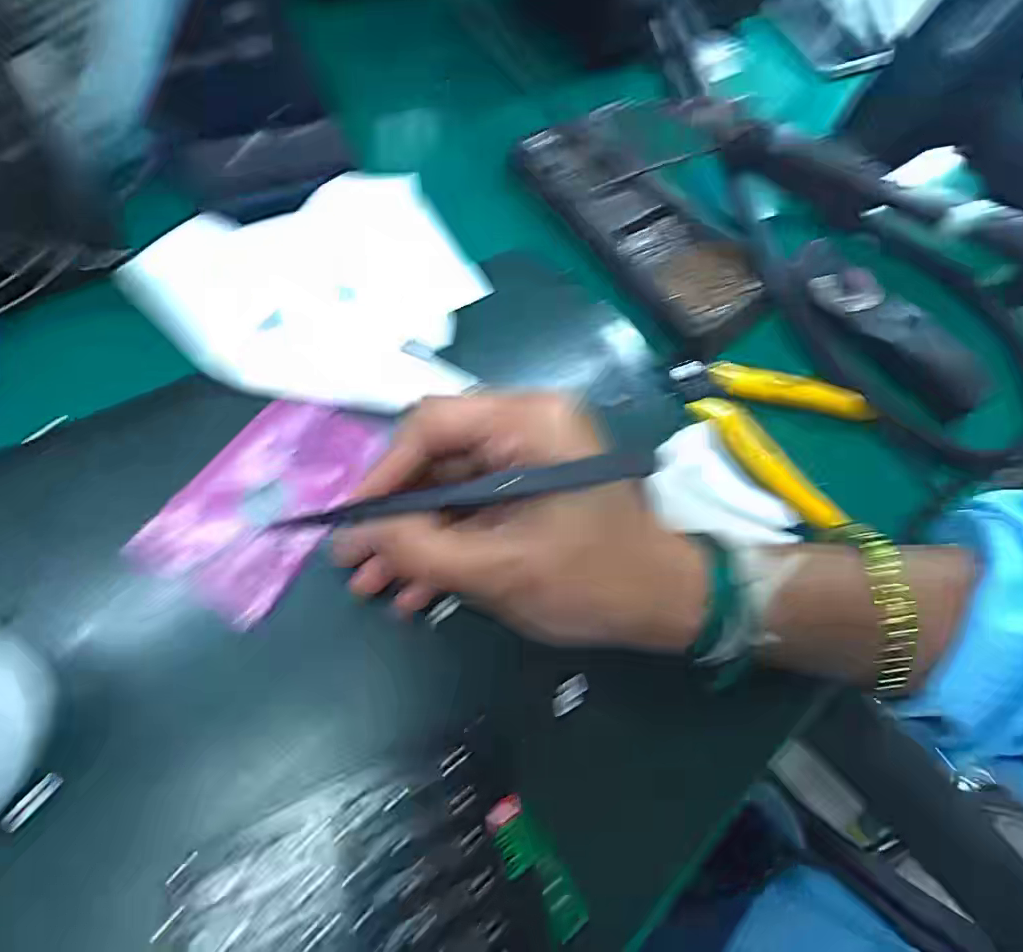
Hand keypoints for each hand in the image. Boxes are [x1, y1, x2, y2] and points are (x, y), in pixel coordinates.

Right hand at [331, 393, 707, 651]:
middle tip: (355, 563)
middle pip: (434, 456)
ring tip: (374, 587)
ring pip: (446, 486)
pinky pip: (470, 504)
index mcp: (528, 421)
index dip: (384, 473)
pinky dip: (443, 543)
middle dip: (393, 515)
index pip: (432, 424)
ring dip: (411, 537)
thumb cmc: (596, 580)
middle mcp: (525, 423)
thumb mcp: (500, 570)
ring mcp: (526, 454)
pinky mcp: (526, 484)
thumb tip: (354, 536)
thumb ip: (420, 549)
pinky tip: (415, 590)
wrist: (669, 603)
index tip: (353, 522)